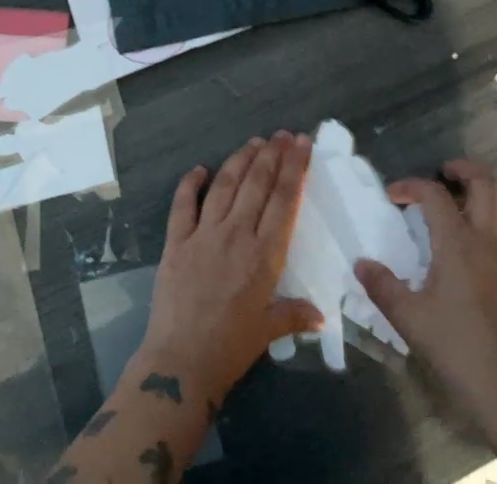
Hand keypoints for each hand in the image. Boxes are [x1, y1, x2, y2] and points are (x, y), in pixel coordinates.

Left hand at [137, 133, 324, 404]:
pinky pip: (183, 204)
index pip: (284, 200)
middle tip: (282, 134)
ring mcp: (203, 235)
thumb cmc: (231, 347)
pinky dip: (190, 183)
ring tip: (253, 142)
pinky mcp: (176, 242)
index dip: (295, 168)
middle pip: (257, 184)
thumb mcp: (269, 330)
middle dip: (272, 155)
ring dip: (240, 160)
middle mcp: (236, 235)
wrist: (181, 362)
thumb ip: (295, 315)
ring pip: (225, 186)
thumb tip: (321, 316)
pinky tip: (200, 169)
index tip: (302, 144)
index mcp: (264, 254)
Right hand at [354, 160, 496, 416]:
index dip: (411, 186)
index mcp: (458, 244)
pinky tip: (476, 236)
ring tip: (458, 199)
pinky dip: (495, 218)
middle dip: (462, 170)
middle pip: (485, 184)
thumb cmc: (454, 345)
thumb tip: (361, 264)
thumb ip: (382, 286)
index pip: (435, 195)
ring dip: (482, 192)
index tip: (392, 196)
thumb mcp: (407, 317)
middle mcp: (486, 241)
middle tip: (439, 174)